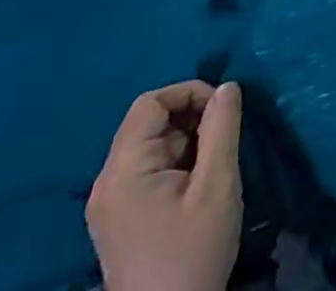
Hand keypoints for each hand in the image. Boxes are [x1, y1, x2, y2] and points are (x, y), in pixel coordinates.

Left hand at [87, 81, 243, 290]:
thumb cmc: (193, 249)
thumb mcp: (218, 184)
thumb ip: (222, 129)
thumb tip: (228, 87)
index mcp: (124, 171)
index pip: (149, 103)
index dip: (189, 93)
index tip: (224, 110)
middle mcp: (107, 181)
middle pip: (148, 123)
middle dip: (192, 118)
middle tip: (225, 138)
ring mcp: (110, 201)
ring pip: (152, 145)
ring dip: (188, 141)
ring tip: (216, 163)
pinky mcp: (120, 216)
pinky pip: (149, 169)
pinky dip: (178, 162)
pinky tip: (199, 182)